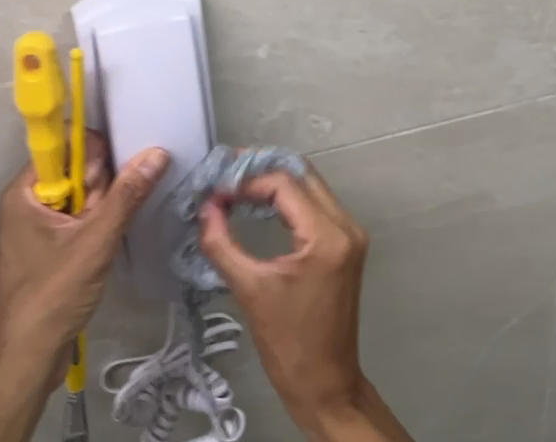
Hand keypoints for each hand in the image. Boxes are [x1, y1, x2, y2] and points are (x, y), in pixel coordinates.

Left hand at [0, 139, 170, 354]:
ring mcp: (40, 227)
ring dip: (105, 210)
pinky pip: (82, 221)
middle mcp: (29, 202)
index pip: (65, 146)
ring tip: (110, 233)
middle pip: (78, 171)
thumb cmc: (50, 296)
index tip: (119, 171)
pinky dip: (100, 226)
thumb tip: (157, 153)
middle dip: (103, 187)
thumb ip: (126, 196)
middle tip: (108, 217)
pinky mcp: (52, 249)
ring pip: (84, 197)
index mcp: (26, 191)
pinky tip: (112, 240)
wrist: (24, 361)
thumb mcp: (94, 242)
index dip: (96, 152)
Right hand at [198, 167, 409, 440]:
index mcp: (327, 236)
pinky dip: (287, 200)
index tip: (216, 190)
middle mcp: (346, 226)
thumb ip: (222, 242)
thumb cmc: (287, 342)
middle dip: (260, 172)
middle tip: (224, 178)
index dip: (246, 181)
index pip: (284, 184)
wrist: (324, 382)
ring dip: (274, 184)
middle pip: (301, 176)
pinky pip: (315, 205)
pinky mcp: (346, 244)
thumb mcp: (249, 288)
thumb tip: (205, 207)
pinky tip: (258, 206)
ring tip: (235, 190)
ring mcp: (350, 234)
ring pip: (310, 186)